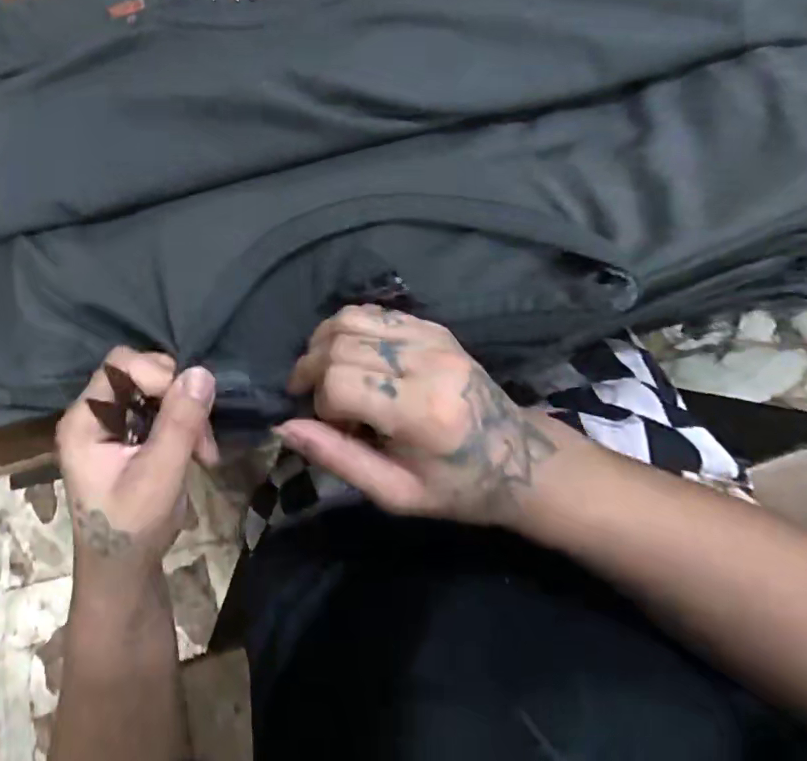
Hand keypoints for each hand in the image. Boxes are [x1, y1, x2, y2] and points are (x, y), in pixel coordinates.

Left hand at [56, 348, 217, 581]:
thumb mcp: (159, 475)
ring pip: (152, 392)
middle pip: (137, 374)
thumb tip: (201, 372)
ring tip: (204, 451)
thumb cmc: (132, 529)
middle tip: (203, 435)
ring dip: (184, 413)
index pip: (120, 366)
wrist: (122, 576)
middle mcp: (91, 415)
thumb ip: (179, 423)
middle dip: (176, 396)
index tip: (192, 406)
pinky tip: (195, 452)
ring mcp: (108, 427)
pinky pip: (156, 412)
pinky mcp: (126, 439)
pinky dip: (180, 425)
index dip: (159, 375)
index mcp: (84, 419)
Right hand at [278, 306, 574, 526]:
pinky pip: (370, 312)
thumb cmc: (458, 488)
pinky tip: (350, 355)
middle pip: (338, 345)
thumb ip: (336, 458)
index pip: (339, 382)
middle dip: (313, 371)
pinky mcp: (433, 327)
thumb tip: (283, 426)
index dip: (321, 403)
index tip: (334, 426)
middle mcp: (427, 363)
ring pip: (348, 318)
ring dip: (322, 344)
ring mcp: (432, 338)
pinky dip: (346, 329)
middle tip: (320, 400)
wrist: (523, 462)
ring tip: (326, 372)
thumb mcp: (395, 494)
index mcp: (422, 411)